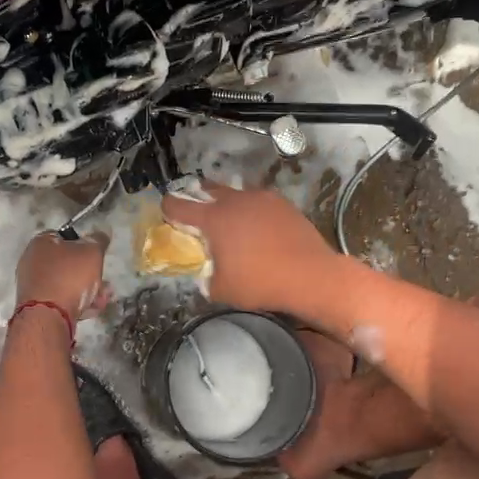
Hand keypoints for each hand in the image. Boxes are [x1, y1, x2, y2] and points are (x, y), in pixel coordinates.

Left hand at [14, 232, 107, 319]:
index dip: (83, 244)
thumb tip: (101, 232)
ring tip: (101, 300)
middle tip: (103, 283)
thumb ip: (98, 240)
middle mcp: (31, 261)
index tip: (96, 255)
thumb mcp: (92, 252)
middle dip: (88, 274)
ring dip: (86, 291)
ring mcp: (32, 285)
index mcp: (41, 242)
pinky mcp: (35, 306)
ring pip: (65, 284)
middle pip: (66, 263)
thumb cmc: (69, 277)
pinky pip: (59, 300)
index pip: (64, 236)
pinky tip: (90, 311)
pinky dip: (74, 303)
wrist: (47, 317)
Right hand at [162, 183, 343, 313]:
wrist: (312, 276)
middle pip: (206, 190)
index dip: (167, 209)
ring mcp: (262, 199)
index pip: (177, 205)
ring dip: (226, 205)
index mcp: (214, 219)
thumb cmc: (261, 283)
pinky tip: (255, 229)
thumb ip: (205, 275)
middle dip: (196, 200)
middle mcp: (235, 200)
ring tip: (229, 224)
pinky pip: (257, 202)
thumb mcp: (220, 289)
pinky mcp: (283, 204)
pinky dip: (250, 211)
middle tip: (196, 218)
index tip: (166, 216)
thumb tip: (204, 271)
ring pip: (234, 194)